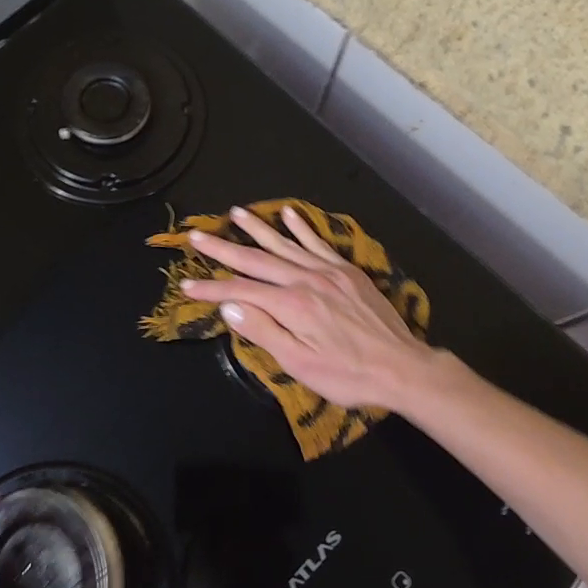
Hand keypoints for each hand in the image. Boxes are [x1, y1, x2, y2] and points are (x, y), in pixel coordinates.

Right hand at [180, 204, 437, 411]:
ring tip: (236, 213)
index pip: (241, 291)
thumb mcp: (299, 364)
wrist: (401, 368)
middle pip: (258, 260)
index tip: (186, 284)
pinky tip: (288, 214)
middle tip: (197, 236)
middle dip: (225, 249)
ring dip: (259, 229)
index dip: (211, 288)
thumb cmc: (347, 375)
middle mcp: (307, 279)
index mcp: (291, 304)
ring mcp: (329, 272)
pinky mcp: (348, 272)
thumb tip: (229, 306)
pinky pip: (319, 244)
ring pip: (286, 245)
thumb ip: (264, 331)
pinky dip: (302, 228)